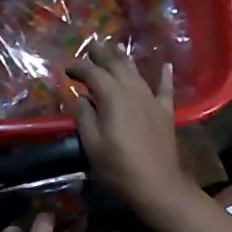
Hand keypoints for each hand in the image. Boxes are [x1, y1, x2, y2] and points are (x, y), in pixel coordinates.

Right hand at [65, 42, 195, 217]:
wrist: (157, 183)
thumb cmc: (118, 167)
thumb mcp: (92, 144)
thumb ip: (83, 115)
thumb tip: (74, 94)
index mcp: (113, 97)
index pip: (92, 73)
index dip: (78, 67)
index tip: (66, 68)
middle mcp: (133, 90)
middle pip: (116, 65)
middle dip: (101, 55)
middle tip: (89, 48)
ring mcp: (152, 99)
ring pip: (136, 72)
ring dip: (123, 59)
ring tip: (114, 49)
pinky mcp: (165, 111)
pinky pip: (165, 88)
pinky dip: (164, 75)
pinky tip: (165, 65)